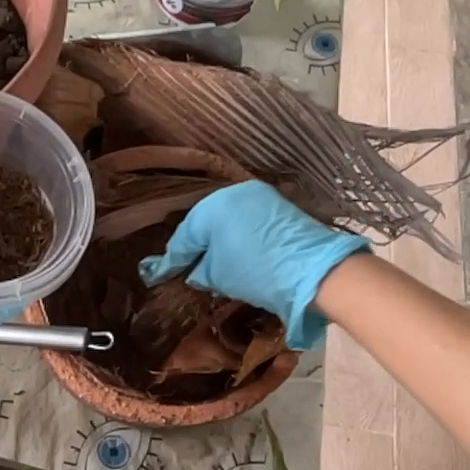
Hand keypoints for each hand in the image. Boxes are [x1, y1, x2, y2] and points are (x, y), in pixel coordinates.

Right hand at [139, 181, 369, 350]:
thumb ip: (200, 270)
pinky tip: (232, 254)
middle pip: (204, 224)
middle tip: (183, 267)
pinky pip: (245, 221)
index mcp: (211, 207)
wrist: (314, 271)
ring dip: (217, 242)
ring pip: (226, 221)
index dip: (170, 261)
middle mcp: (233, 194)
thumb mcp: (218, 276)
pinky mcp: (278, 207)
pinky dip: (235, 237)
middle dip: (194, 247)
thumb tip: (196, 270)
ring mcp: (258, 198)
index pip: (184, 237)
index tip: (156, 275)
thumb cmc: (257, 272)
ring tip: (208, 263)